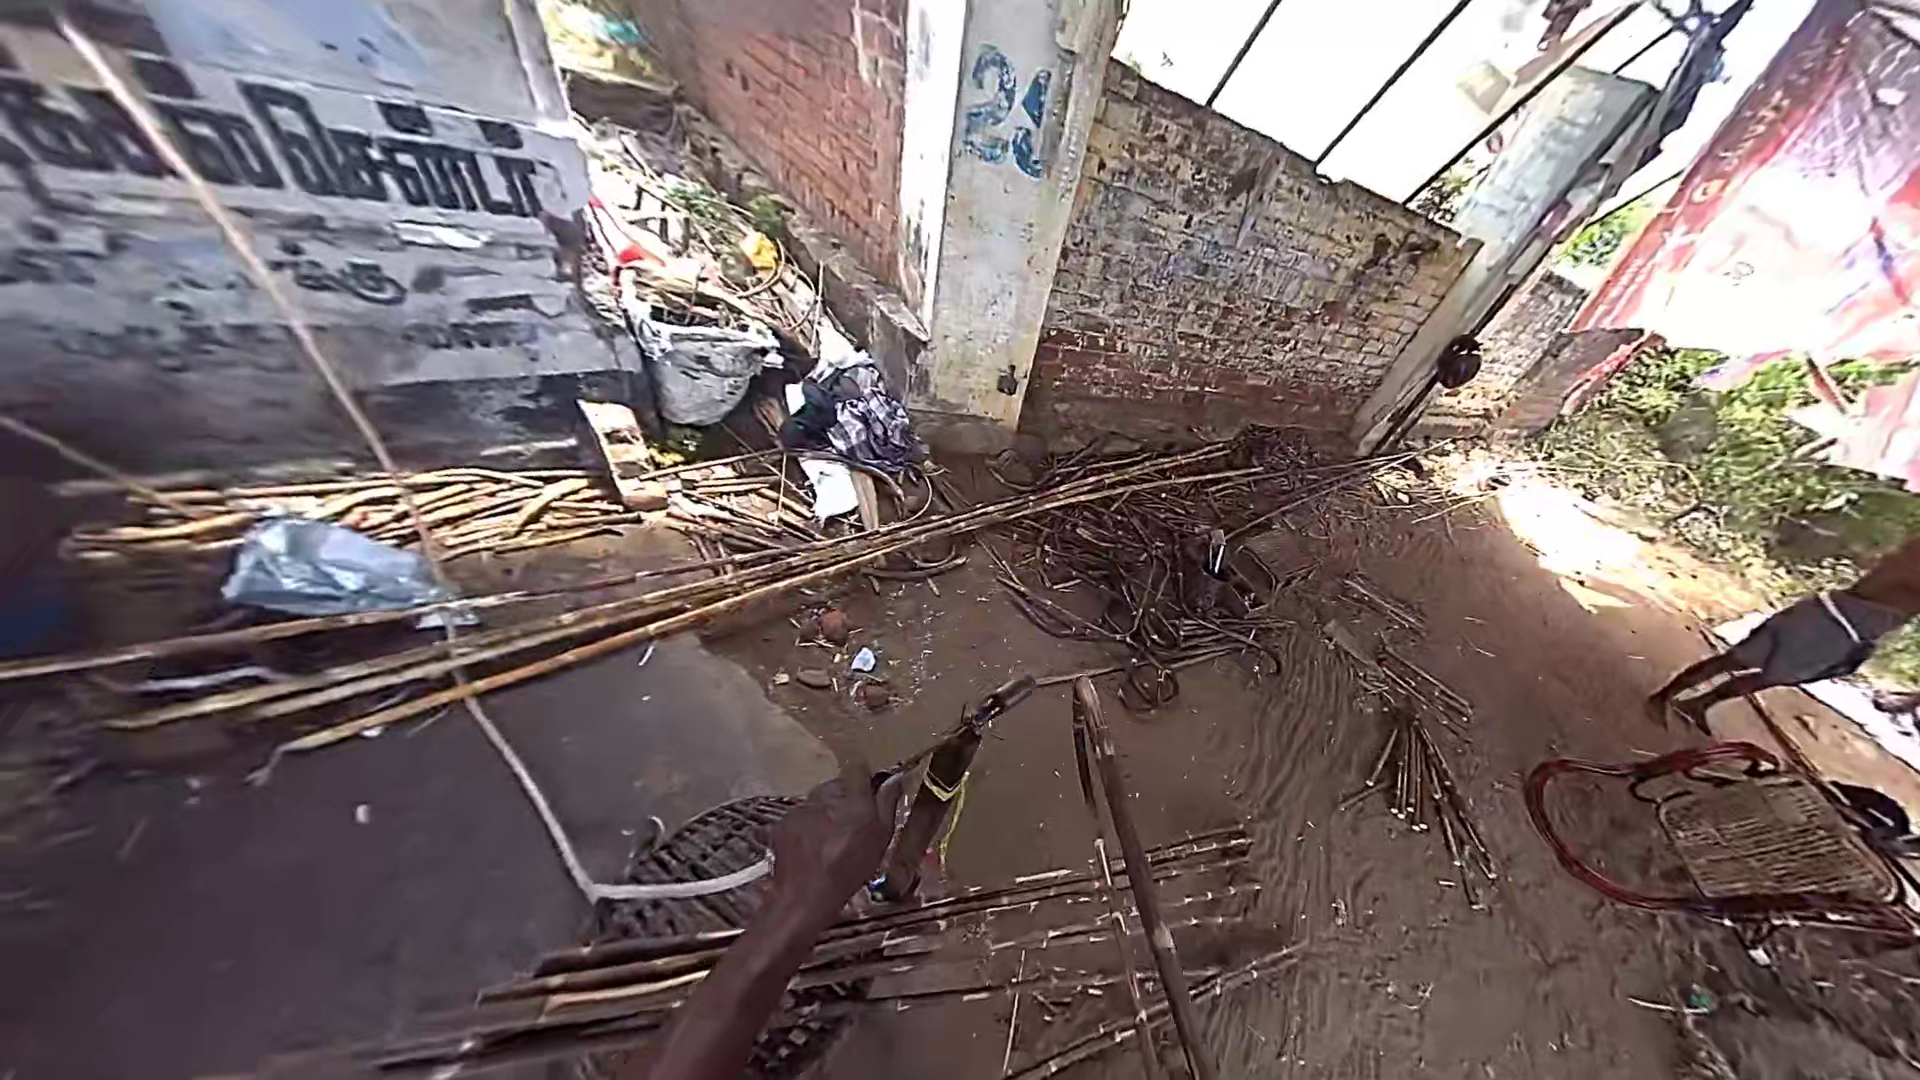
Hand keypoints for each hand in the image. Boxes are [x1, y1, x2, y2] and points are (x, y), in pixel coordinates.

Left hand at [769, 760, 900, 916]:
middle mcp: (826, 795)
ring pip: (817, 800)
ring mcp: (802, 807)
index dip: (862, 778)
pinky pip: (800, 815)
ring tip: (828, 839)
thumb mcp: (881, 839)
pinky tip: (810, 846)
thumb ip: (887, 803)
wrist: (804, 898)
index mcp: (853, 798)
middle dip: (843, 798)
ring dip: (824, 812)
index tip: (866, 794)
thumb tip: (896, 779)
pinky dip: (806, 825)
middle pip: (836, 784)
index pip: (856, 767)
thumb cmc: (850, 870)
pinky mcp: (783, 820)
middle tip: (848, 824)